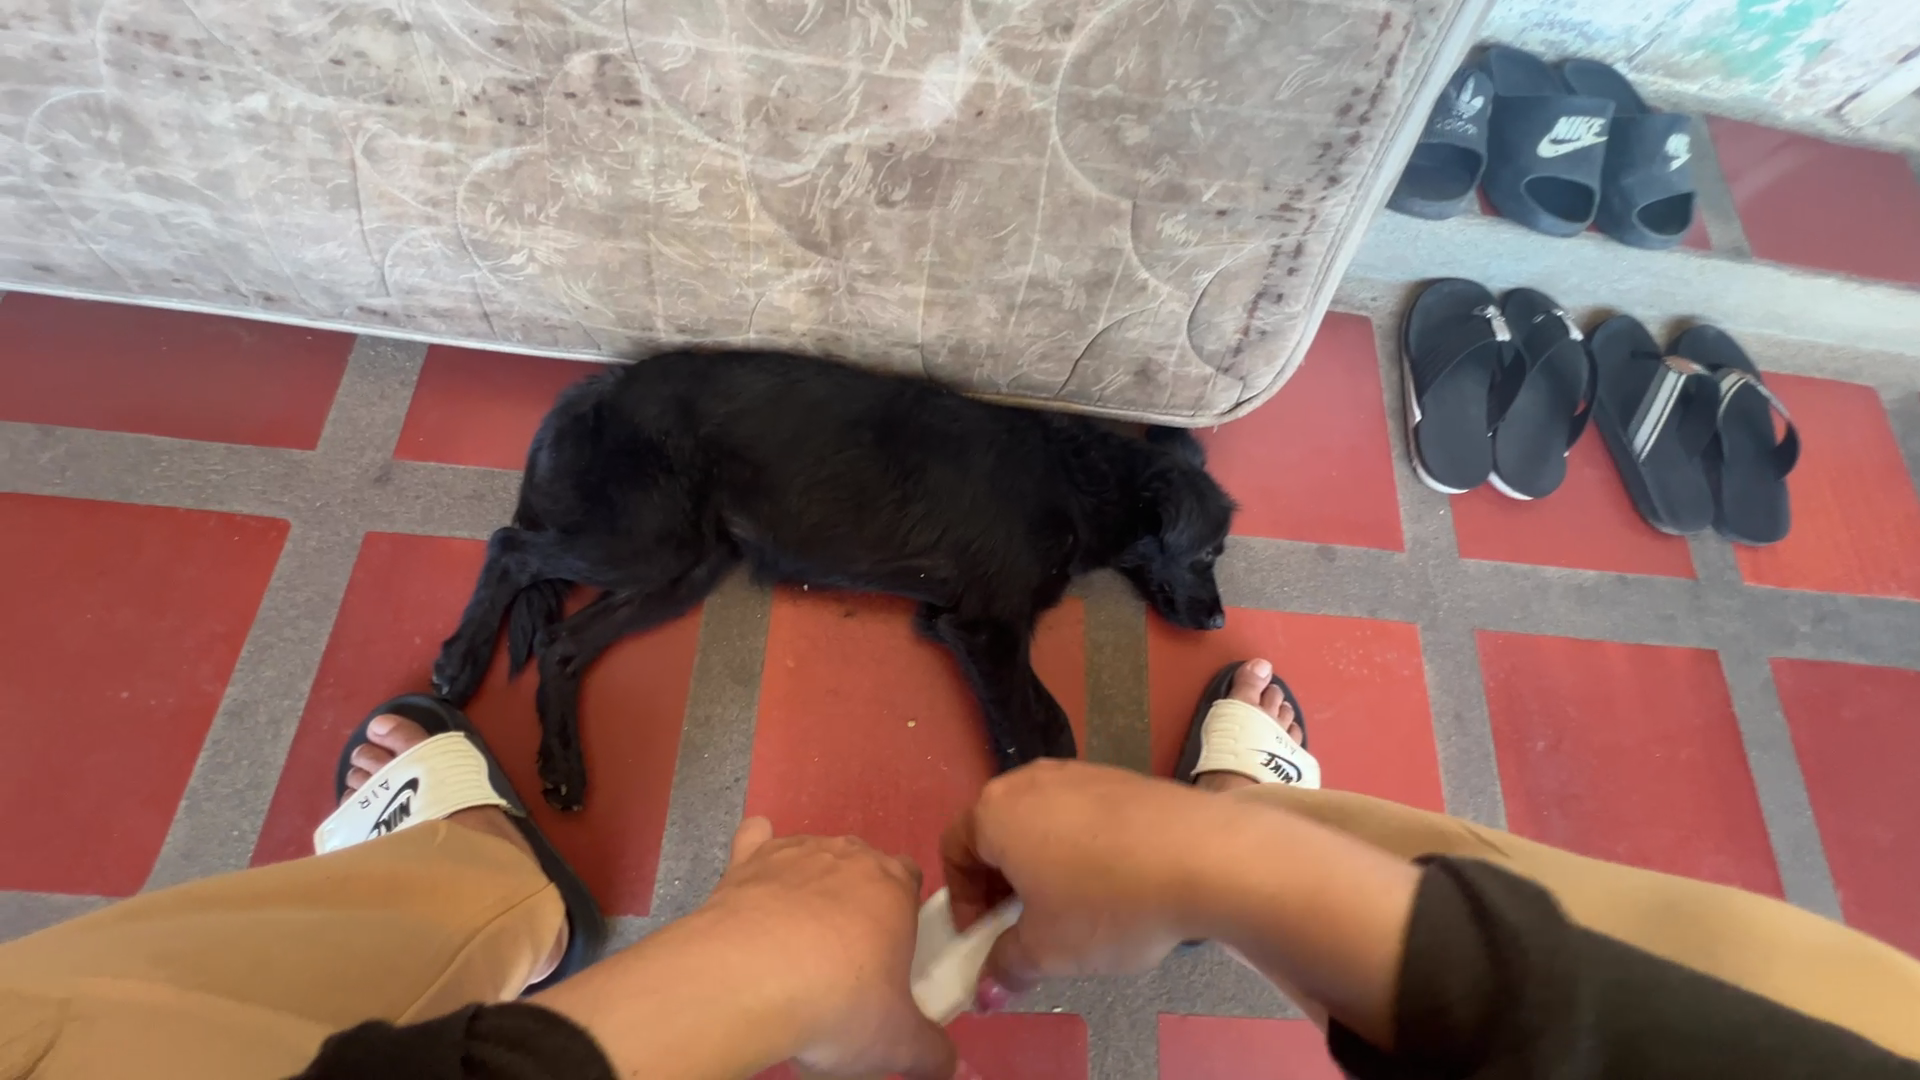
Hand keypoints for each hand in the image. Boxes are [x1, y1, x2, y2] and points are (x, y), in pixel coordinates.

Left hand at [704, 818, 955, 1078]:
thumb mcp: (897, 1042)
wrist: (749, 981)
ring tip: (794, 943)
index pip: (911, 878)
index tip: (888, 953)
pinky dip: (757, 855)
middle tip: (842, 959)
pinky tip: (753, 882)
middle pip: (863, 866)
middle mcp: (851, 855)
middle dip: (856, 901)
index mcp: (895, 887)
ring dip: (811, 886)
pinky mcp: (751, 858)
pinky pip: (757, 840)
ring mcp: (799, 850)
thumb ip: (933, 1051)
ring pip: (815, 856)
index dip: (902, 912)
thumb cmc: (838, 1003)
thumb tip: (954, 1067)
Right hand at [940, 759, 1223, 993]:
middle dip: (1000, 883)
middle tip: (1023, 927)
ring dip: (1039, 864)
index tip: (985, 938)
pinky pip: (1076, 812)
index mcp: (994, 812)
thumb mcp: (1047, 950)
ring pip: (1037, 821)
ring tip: (1071, 906)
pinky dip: (1077, 845)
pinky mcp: (1114, 776)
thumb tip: (988, 988)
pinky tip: (1112, 879)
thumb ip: (1005, 967)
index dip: (962, 900)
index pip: (953, 850)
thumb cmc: (1106, 901)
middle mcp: (1027, 780)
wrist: (1199, 854)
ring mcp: (1073, 772)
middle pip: (994, 831)